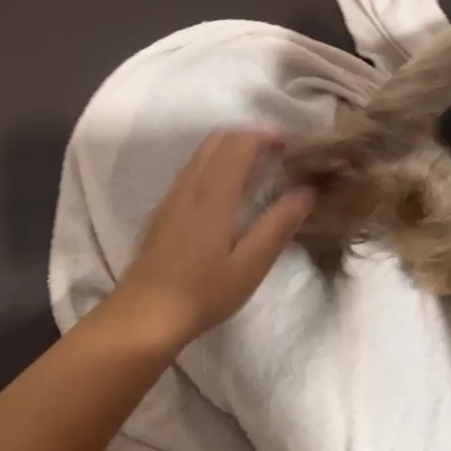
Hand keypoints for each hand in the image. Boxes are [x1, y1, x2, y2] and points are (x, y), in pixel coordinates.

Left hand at [112, 130, 316, 346]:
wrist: (143, 316)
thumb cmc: (203, 292)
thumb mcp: (251, 265)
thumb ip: (279, 224)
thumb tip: (307, 191)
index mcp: (214, 193)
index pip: (241, 143)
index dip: (268, 135)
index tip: (294, 144)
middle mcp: (190, 185)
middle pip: (219, 139)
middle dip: (251, 136)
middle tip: (280, 154)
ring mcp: (173, 197)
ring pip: (203, 153)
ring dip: (232, 149)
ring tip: (260, 170)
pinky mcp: (164, 212)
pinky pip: (193, 170)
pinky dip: (216, 165)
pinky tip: (229, 195)